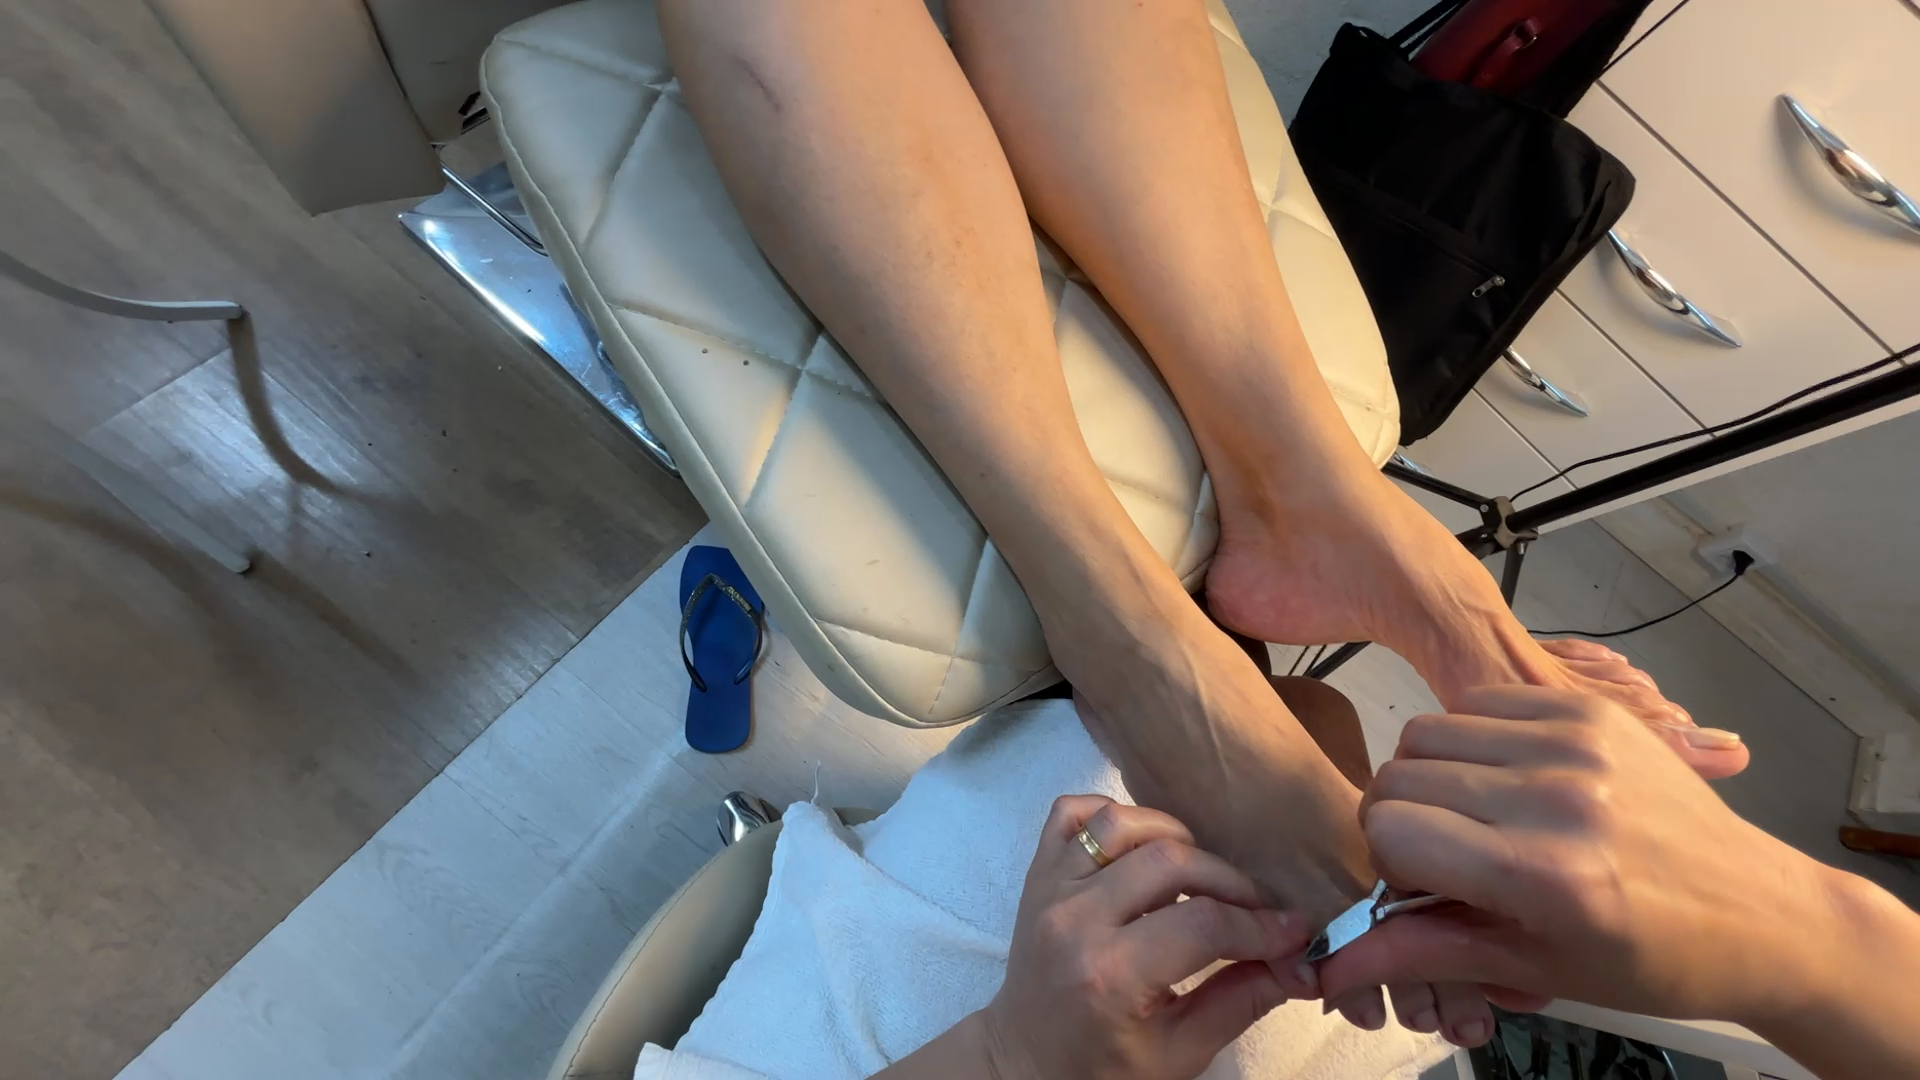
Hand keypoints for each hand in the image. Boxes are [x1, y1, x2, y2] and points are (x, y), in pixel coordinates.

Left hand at [981, 796, 1317, 1079]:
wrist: (1025, 1057)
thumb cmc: (1103, 1067)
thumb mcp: (1179, 1053)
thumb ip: (1240, 1001)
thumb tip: (1301, 963)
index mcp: (1109, 975)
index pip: (1201, 925)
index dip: (1259, 925)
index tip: (1295, 931)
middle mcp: (1074, 917)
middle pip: (1167, 860)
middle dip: (1228, 879)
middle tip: (1257, 906)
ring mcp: (1049, 885)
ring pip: (1119, 822)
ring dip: (1172, 835)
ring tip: (1198, 873)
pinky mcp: (1037, 868)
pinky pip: (1070, 812)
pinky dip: (1110, 813)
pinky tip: (1139, 845)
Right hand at [1318, 686, 1833, 1023]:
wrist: (1771, 917)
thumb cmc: (1652, 956)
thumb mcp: (1533, 969)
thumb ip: (1421, 954)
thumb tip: (1331, 965)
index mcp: (1545, 875)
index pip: (1391, 831)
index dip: (1390, 861)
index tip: (1424, 882)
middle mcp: (1555, 798)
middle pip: (1397, 775)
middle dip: (1400, 816)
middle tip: (1444, 847)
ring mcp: (1573, 743)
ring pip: (1423, 732)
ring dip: (1428, 771)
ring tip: (1473, 808)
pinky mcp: (1587, 709)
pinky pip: (1472, 701)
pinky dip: (1467, 735)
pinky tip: (1502, 772)